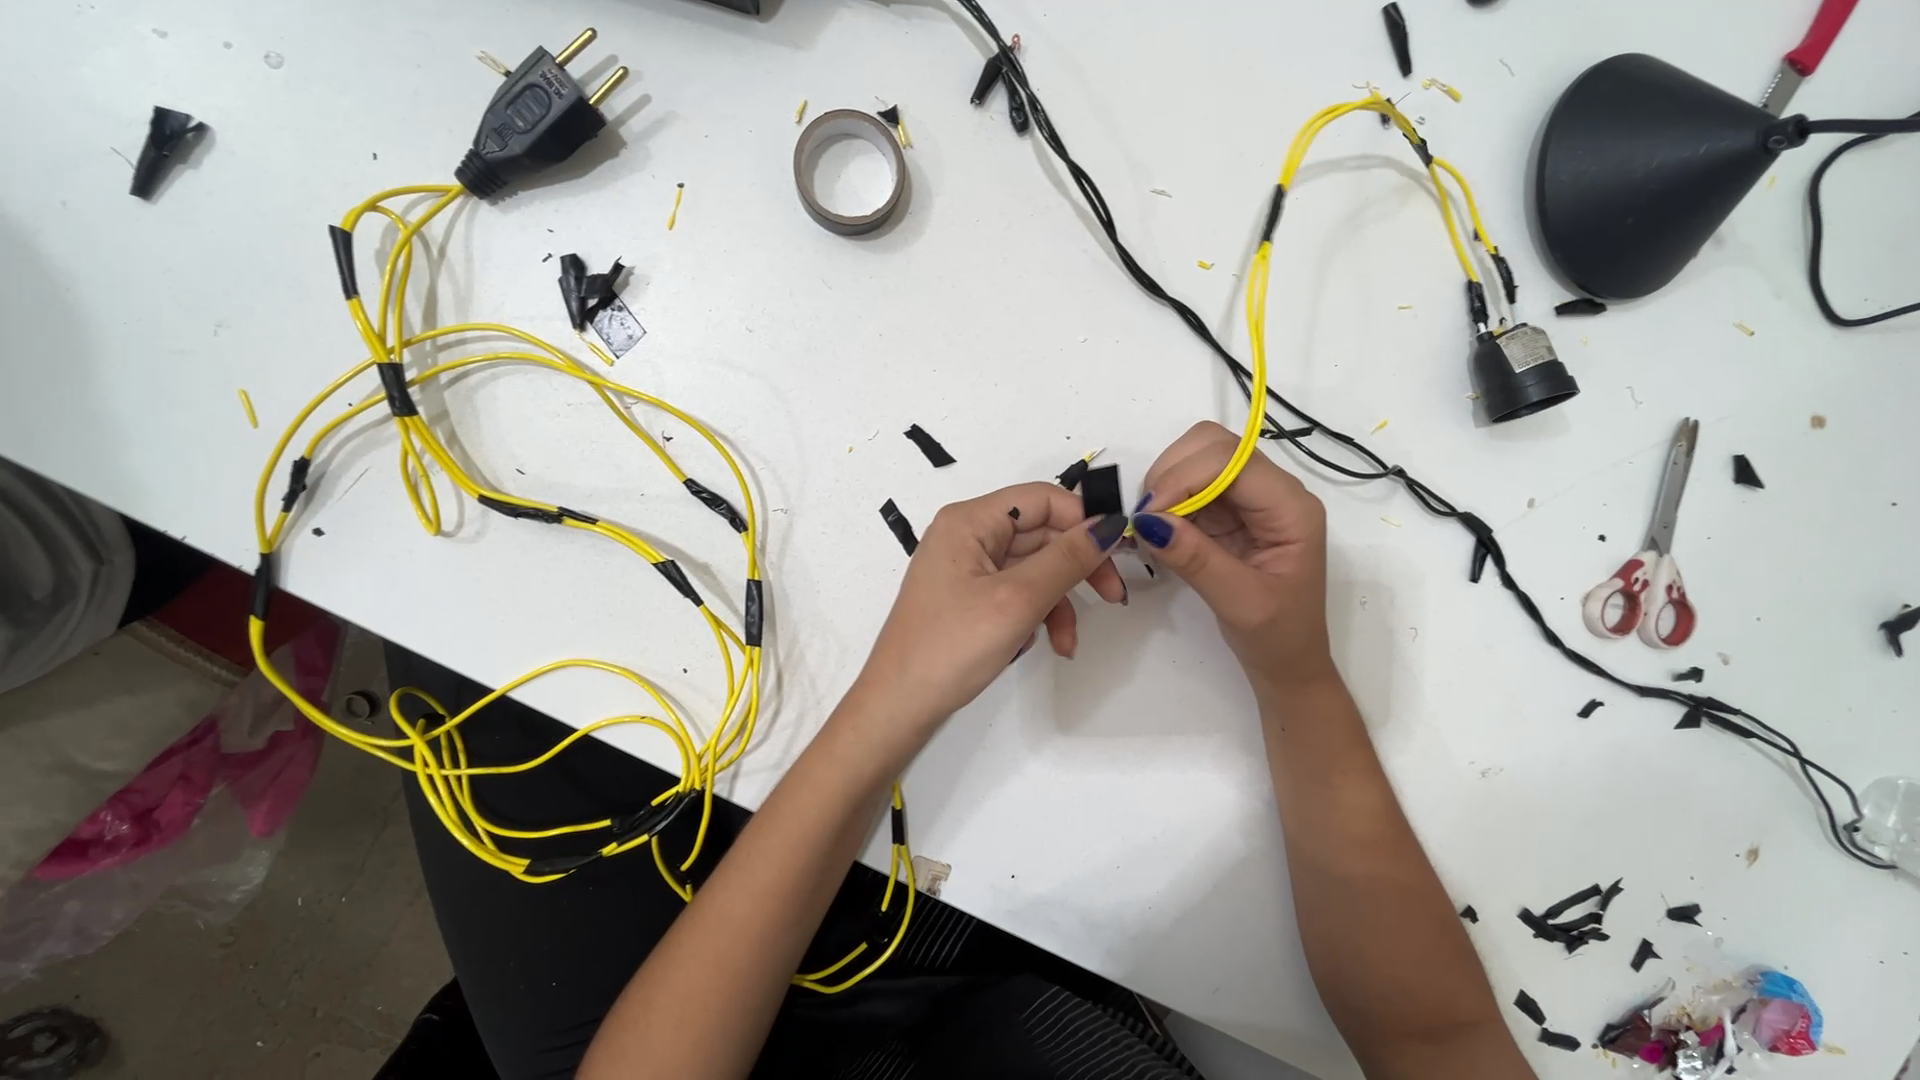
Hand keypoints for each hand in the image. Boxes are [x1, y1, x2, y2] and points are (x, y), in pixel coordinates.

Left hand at [849, 482, 1127, 746]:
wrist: (899, 706)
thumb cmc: (952, 647)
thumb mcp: (1018, 600)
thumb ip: (1068, 558)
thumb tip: (1112, 525)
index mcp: (969, 521)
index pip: (1042, 499)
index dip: (1083, 520)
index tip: (1120, 551)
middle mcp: (967, 535)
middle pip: (1041, 533)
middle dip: (1077, 568)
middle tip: (1113, 598)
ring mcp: (967, 569)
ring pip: (1034, 568)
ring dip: (1059, 602)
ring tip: (1068, 643)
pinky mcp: (970, 599)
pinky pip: (1017, 593)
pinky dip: (1037, 616)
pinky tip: (1042, 645)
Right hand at [1131, 421, 1333, 694]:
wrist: (1288, 662)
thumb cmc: (1278, 637)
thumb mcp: (1240, 603)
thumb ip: (1196, 559)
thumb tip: (1147, 523)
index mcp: (1291, 508)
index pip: (1231, 461)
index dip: (1183, 478)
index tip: (1146, 517)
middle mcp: (1272, 491)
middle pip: (1213, 446)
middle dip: (1170, 473)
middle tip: (1145, 520)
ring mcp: (1248, 499)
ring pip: (1196, 459)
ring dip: (1163, 485)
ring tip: (1148, 529)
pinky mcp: (1226, 512)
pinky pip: (1187, 487)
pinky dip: (1164, 502)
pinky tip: (1155, 533)